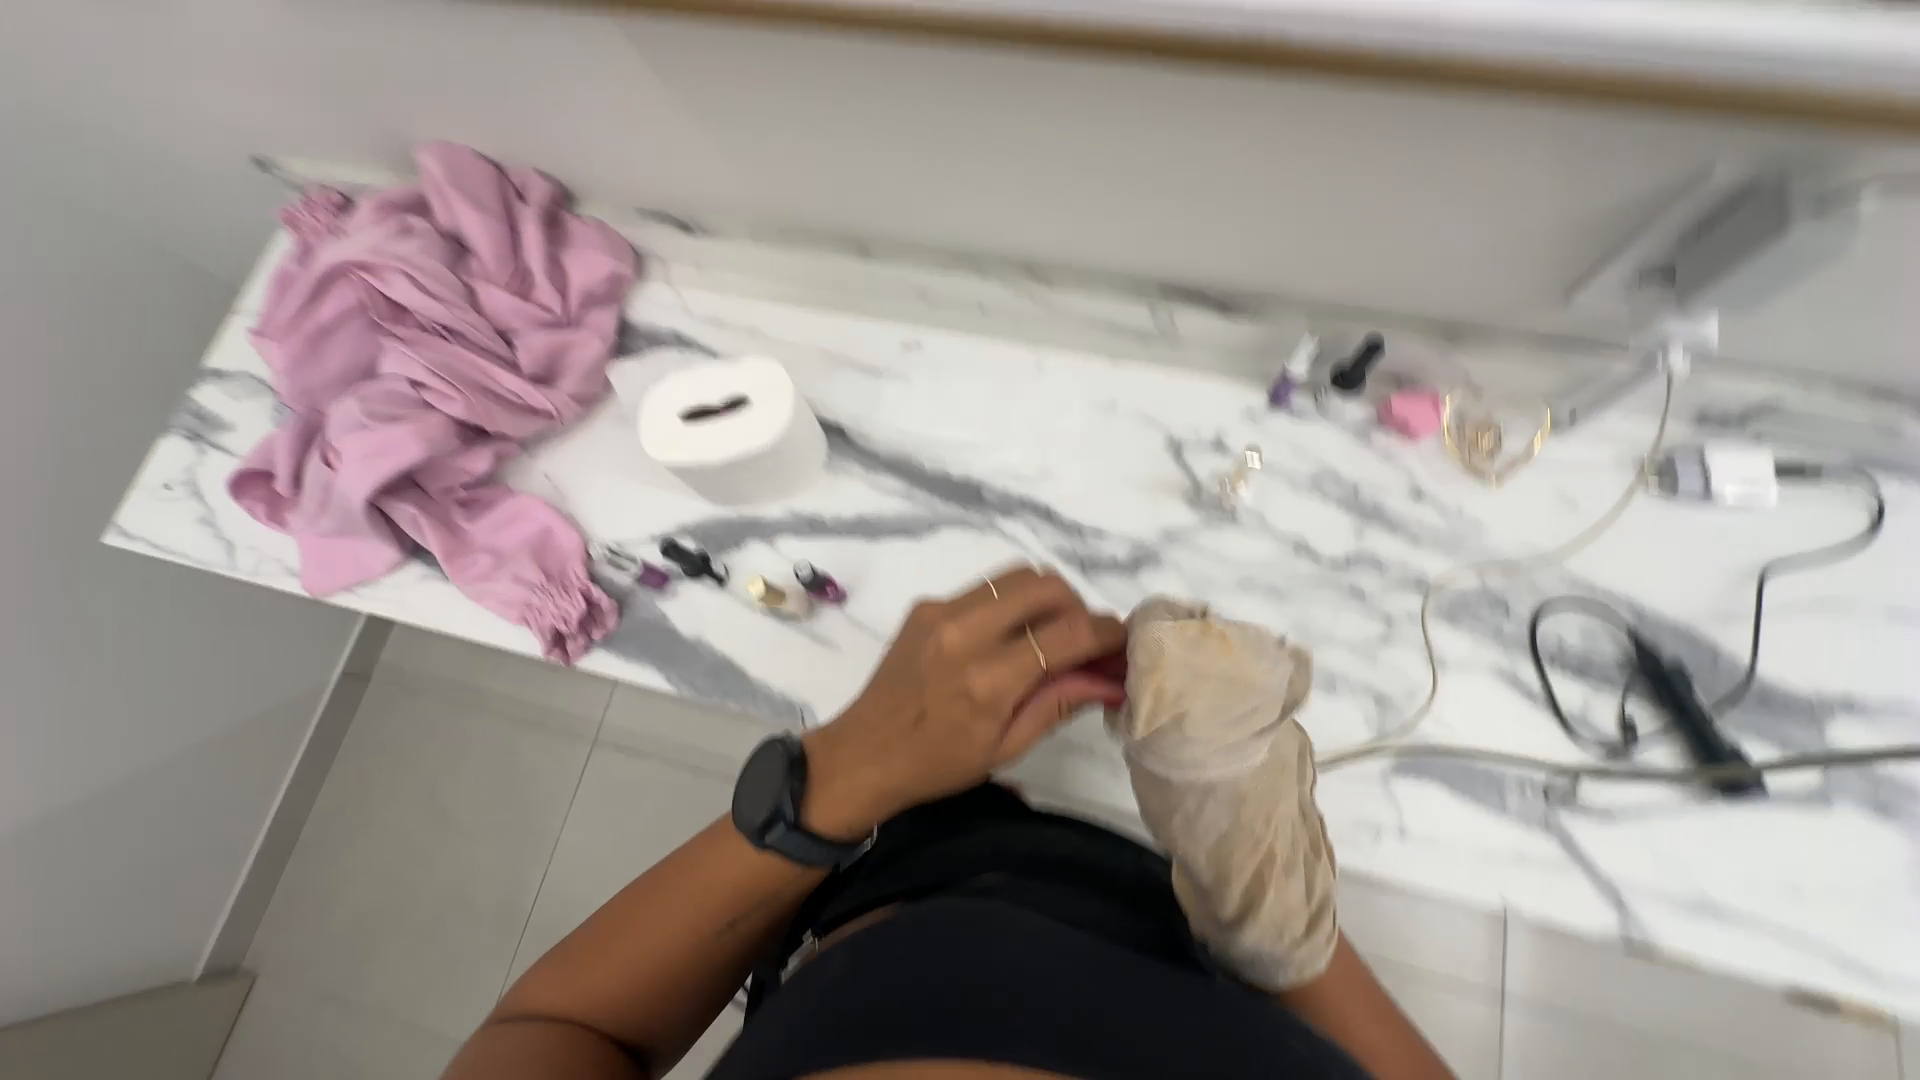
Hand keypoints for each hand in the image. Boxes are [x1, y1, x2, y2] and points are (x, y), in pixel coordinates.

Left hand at [801, 566, 1128, 838]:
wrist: (861, 754)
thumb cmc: (937, 764)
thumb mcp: (1006, 746)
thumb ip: (1060, 703)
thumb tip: (1112, 680)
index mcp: (988, 680)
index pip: (1069, 634)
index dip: (1108, 633)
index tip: (1122, 643)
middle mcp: (964, 632)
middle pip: (1046, 585)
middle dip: (1078, 607)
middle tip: (1081, 642)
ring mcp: (940, 611)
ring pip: (1016, 576)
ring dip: (1045, 599)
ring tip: (1046, 637)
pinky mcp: (925, 605)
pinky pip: (984, 589)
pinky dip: (1009, 604)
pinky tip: (1004, 639)